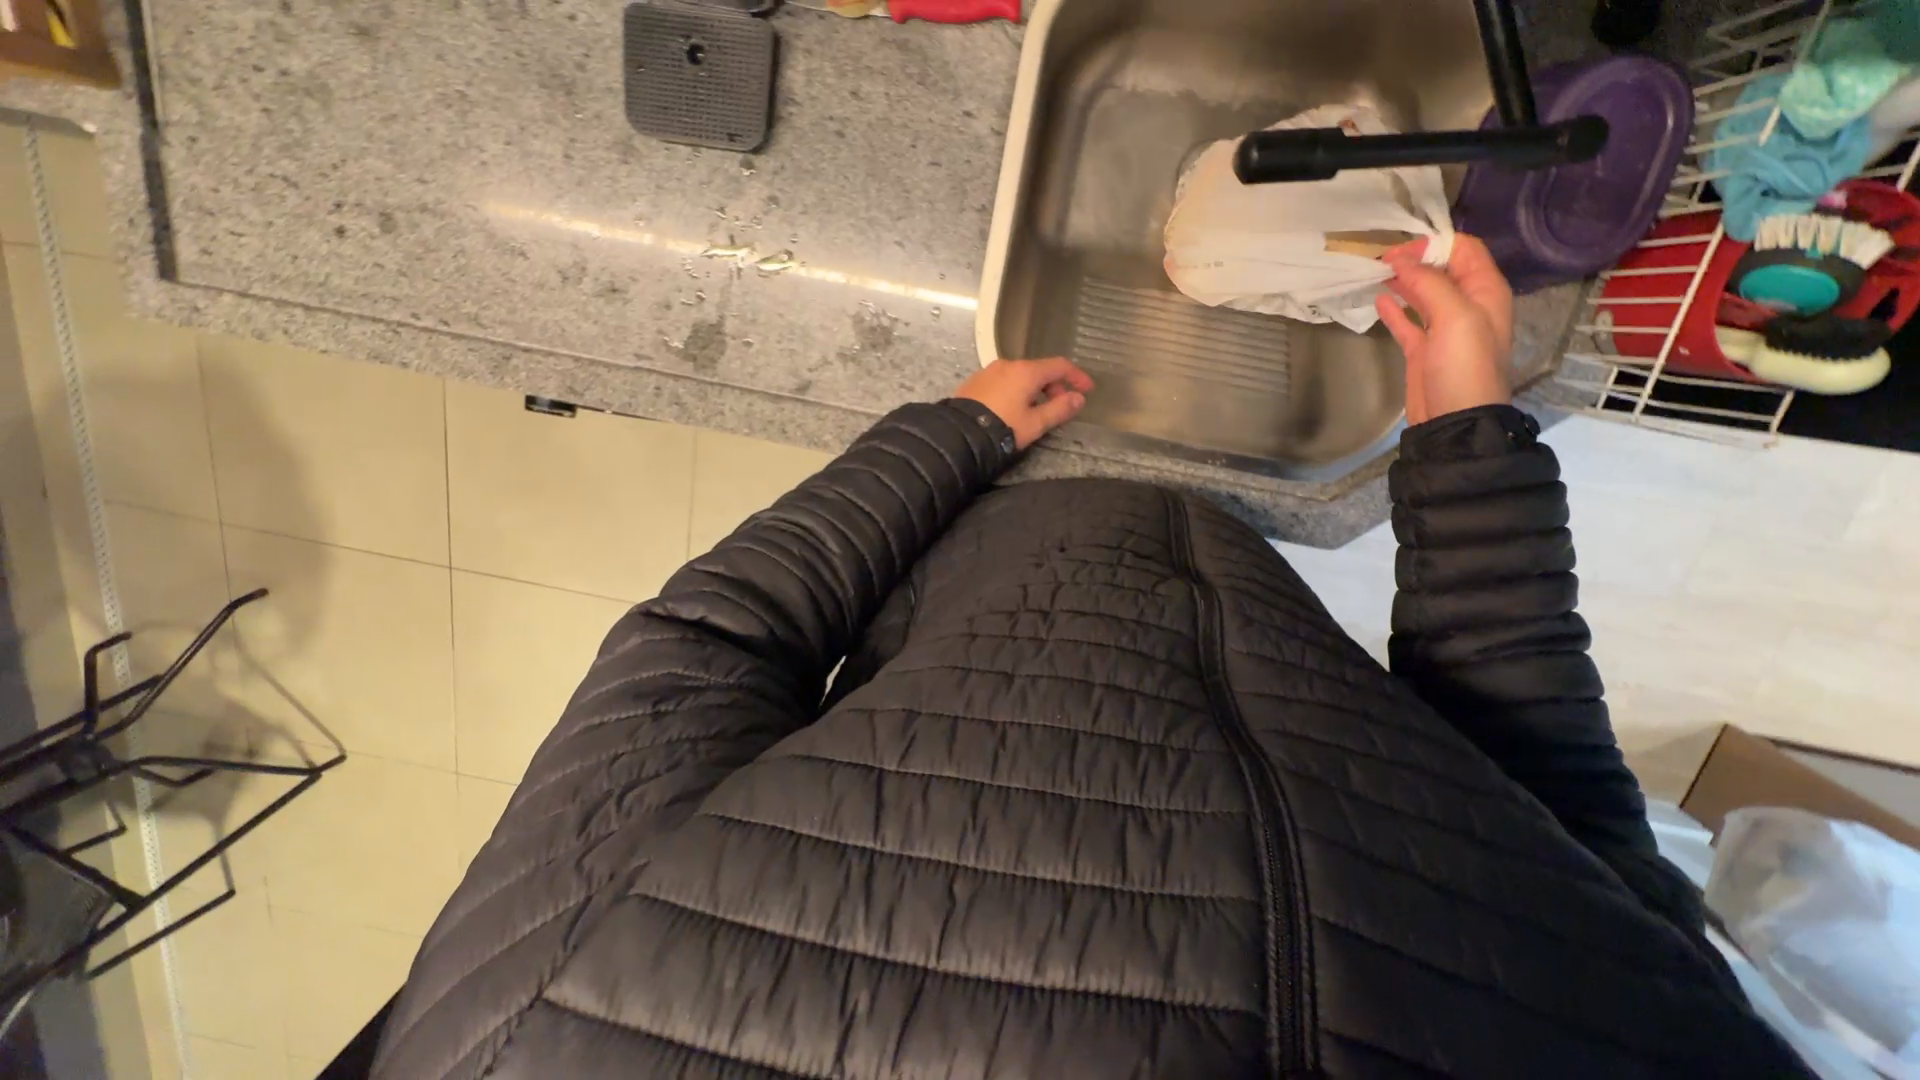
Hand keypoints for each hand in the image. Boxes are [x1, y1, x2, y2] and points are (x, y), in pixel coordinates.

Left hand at [954, 357, 1094, 449]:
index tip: (1087, 389)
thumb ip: (1060, 409)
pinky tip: (1013, 409)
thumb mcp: (1035, 423)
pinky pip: (1004, 381)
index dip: (1077, 376)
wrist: (958, 434)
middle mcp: (1007, 365)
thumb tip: (1078, 398)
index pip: (1059, 365)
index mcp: (1026, 371)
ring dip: (1034, 389)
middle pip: (1039, 370)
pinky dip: (1016, 390)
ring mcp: (989, 371)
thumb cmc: (1003, 428)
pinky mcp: (975, 382)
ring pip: (1020, 375)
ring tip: (1036, 411)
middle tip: (1060, 406)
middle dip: (1054, 386)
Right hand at [1374, 234, 1514, 424]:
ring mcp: (1444, 328)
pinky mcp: (1423, 349)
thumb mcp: (1455, 317)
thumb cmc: (1464, 366)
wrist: (1456, 419)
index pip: (1464, 250)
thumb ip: (1429, 284)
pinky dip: (1394, 309)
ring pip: (1422, 293)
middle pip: (1441, 269)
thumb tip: (1400, 261)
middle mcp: (1467, 305)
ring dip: (1402, 281)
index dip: (1433, 244)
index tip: (1400, 251)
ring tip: (1375, 273)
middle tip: (1380, 259)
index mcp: (1485, 291)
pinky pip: (1408, 321)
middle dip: (1415, 259)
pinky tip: (1379, 300)